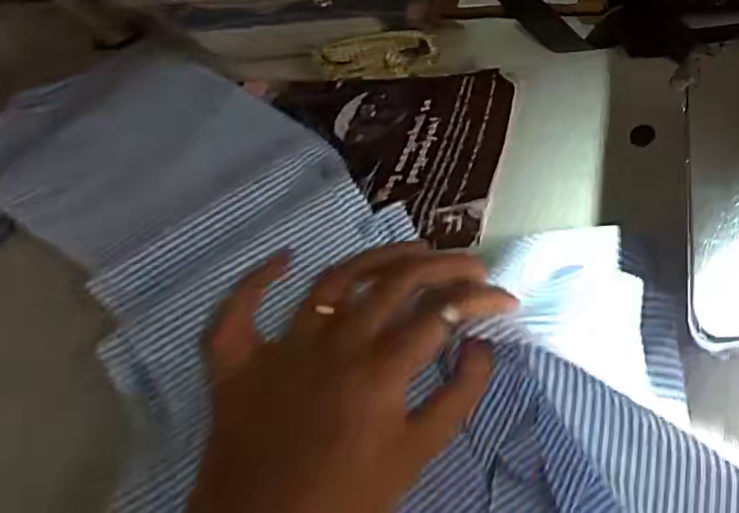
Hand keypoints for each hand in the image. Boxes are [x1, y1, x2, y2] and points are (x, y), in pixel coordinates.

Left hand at [187, 241, 517, 512]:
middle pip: (401, 280)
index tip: (506, 302)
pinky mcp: (235, 375)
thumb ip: (461, 392)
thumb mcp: (419, 452)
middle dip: (449, 265)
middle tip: (474, 268)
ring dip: (382, 257)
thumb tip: (480, 344)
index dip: (484, 298)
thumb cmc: (347, 500)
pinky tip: (284, 259)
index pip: (446, 311)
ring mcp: (281, 356)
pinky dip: (252, 286)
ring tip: (416, 250)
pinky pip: (231, 321)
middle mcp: (335, 348)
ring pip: (336, 281)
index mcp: (380, 371)